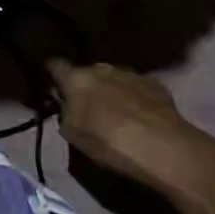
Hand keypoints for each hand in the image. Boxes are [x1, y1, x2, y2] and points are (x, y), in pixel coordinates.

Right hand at [46, 60, 214, 190]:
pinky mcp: (158, 86)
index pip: (54, 65)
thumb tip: (67, 105)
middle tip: (82, 104)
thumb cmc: (108, 141)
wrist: (165, 149)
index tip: (49, 85)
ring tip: (112, 111)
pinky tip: (136, 116)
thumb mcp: (71, 133)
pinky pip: (135, 88)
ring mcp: (133, 75)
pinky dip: (131, 97)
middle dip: (82, 84)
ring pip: (112, 78)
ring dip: (108, 90)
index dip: (50, 74)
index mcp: (76, 78)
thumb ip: (65, 112)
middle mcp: (103, 68)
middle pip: (86, 72)